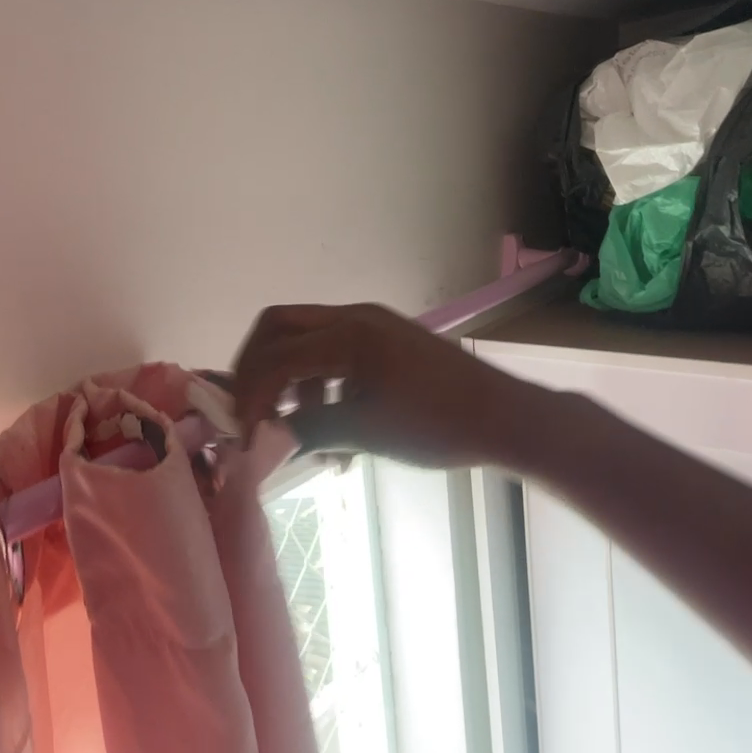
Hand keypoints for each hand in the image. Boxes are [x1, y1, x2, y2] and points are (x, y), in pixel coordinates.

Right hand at [230, 303, 526, 469]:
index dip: (252, 395)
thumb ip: (310, 428)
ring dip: (290, 382)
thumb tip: (270, 435)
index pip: (277, 356)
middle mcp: (353, 317)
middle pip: (279, 327)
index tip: (246, 434)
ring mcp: (370, 323)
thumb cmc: (437, 426)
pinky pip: (331, 350)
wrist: (505, 418)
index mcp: (348, 335)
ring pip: (304, 339)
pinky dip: (318, 383)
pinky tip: (333, 426)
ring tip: (301, 432)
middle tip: (250, 409)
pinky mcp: (383, 338)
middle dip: (257, 369)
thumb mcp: (367, 431)